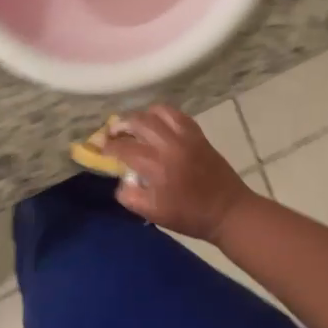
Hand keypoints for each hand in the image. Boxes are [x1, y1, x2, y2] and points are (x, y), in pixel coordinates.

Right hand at [103, 104, 258, 243]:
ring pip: (158, 112)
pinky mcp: (198, 135)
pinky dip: (163, 114)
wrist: (228, 211)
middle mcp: (169, 144)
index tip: (99, 148)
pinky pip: (177, 115)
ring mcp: (186, 136)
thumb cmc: (189, 216)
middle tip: (113, 133)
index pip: (123, 147)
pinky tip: (158, 124)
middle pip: (138, 121)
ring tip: (135, 125)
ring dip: (142, 116)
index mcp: (156, 165)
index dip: (108, 146)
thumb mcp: (152, 213)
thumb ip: (130, 195)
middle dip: (120, 125)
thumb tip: (122, 179)